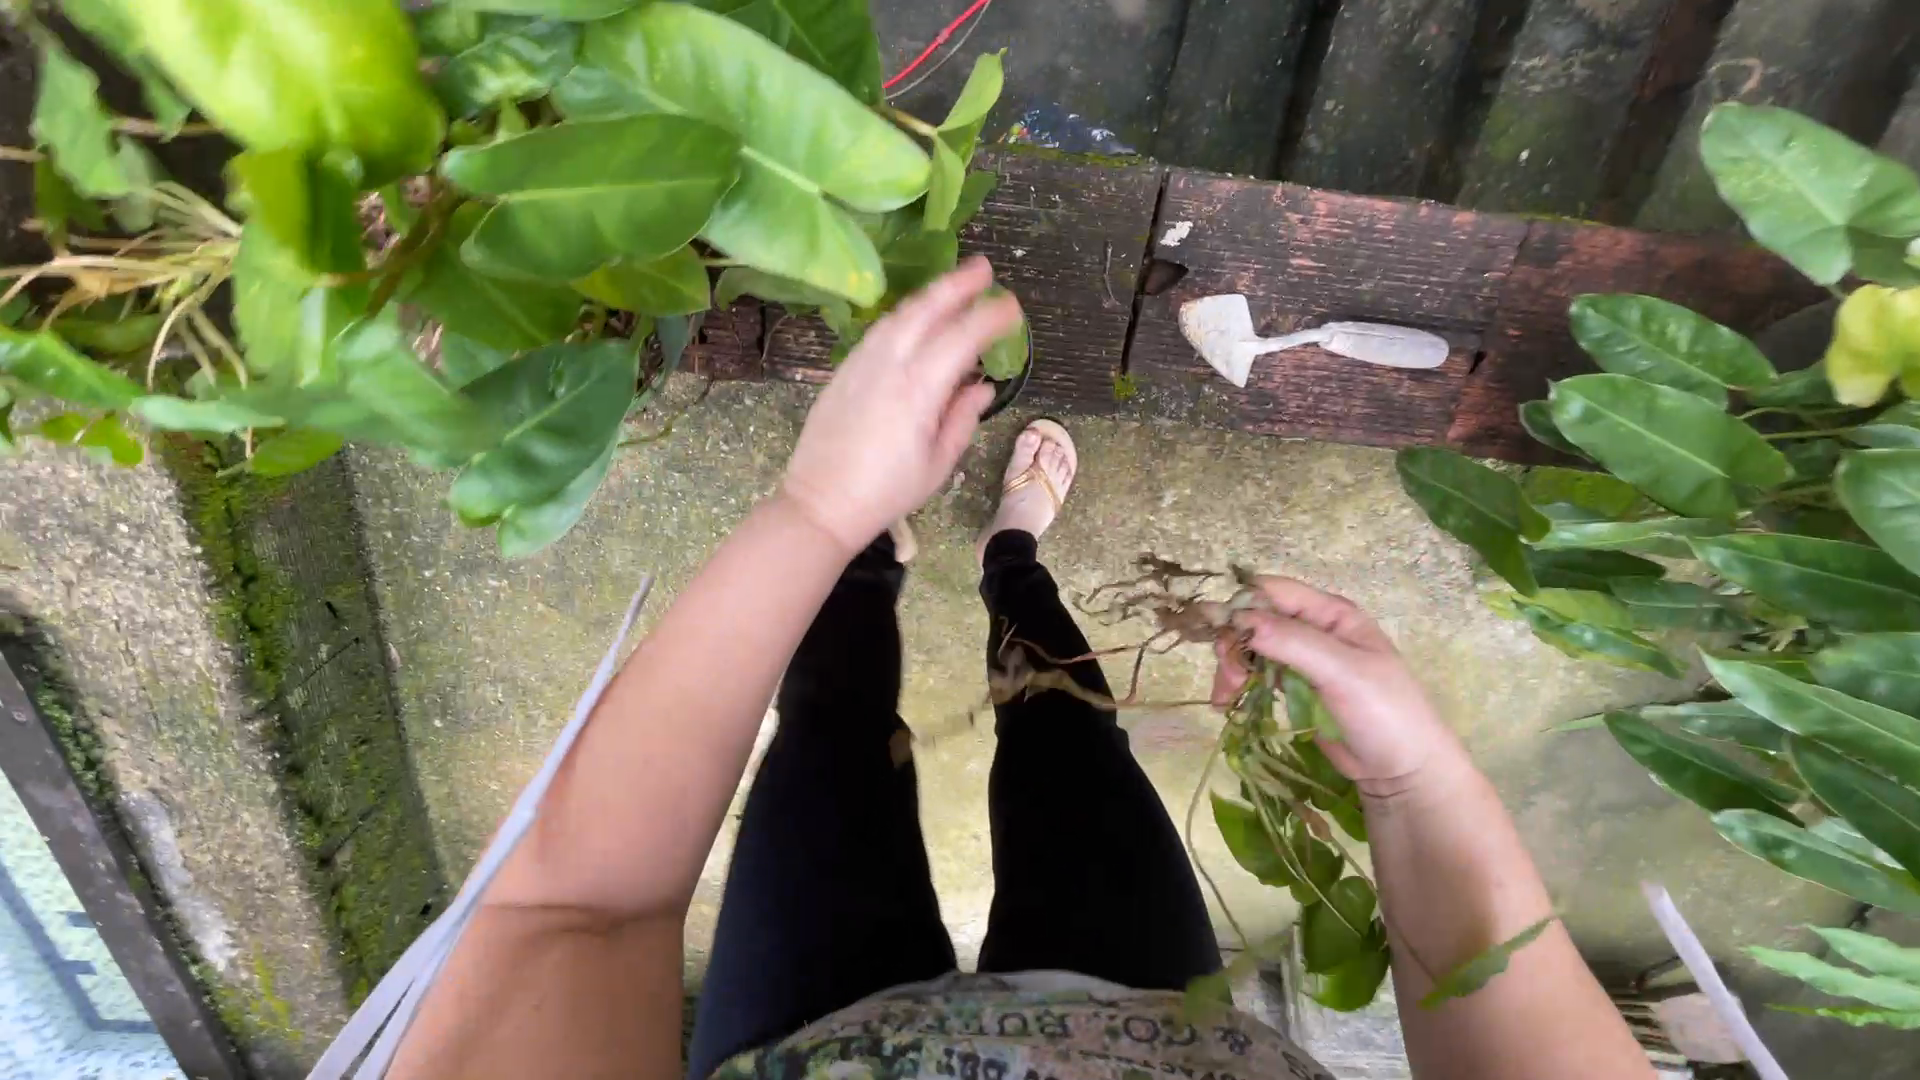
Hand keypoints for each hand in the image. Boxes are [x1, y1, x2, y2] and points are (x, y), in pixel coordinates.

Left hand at [780, 257, 1018, 552]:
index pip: (962, 338)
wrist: (822, 502)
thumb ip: (962, 419)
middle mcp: (889, 366)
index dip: (990, 318)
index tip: (1012, 308)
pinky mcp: (843, 371)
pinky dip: (902, 317)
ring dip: (928, 296)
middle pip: (926, 310)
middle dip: (957, 285)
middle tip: (983, 268)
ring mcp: (861, 364)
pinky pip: (877, 332)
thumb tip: (982, 388)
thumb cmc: (887, 492)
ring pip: (898, 316)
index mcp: (919, 390)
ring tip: (951, 288)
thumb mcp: (937, 463)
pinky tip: (912, 320)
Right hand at [1212, 576, 1471, 799]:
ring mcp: (1301, 657)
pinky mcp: (1293, 685)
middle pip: (1253, 619)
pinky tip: (1228, 704)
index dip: (1242, 605)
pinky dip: (1236, 684)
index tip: (1221, 633)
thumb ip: (1293, 641)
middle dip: (1234, 643)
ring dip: (1231, 667)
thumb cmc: (1385, 714)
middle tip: (1230, 675)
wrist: (1402, 772)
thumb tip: (1239, 619)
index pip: (1273, 591)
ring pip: (1249, 647)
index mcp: (1330, 613)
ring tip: (1227, 698)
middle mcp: (1313, 628)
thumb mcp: (1343, 672)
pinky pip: (1254, 673)